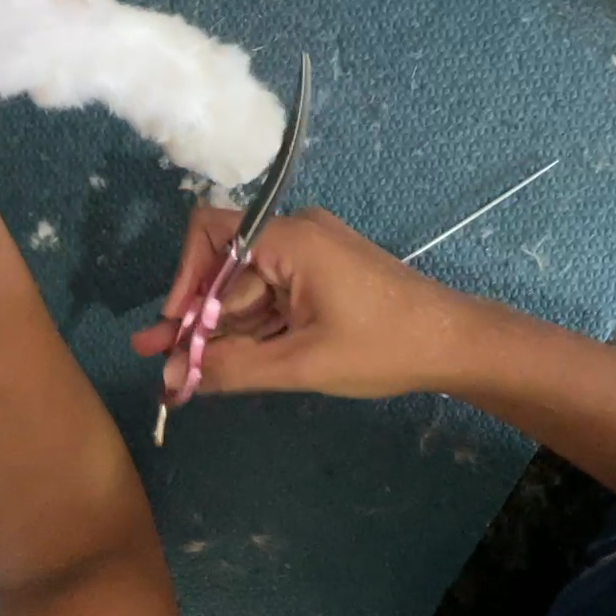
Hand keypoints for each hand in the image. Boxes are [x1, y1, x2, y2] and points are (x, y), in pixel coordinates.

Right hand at [129, 208, 502, 398]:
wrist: (454, 345)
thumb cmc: (383, 348)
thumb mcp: (301, 363)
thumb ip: (233, 368)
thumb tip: (172, 379)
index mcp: (290, 239)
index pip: (211, 236)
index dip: (183, 280)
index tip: (172, 326)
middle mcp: (293, 236)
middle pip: (224, 270)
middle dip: (195, 319)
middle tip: (161, 358)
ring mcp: (306, 256)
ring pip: (244, 289)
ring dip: (218, 330)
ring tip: (183, 372)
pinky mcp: (316, 277)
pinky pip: (268, 298)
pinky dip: (249, 329)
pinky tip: (224, 362)